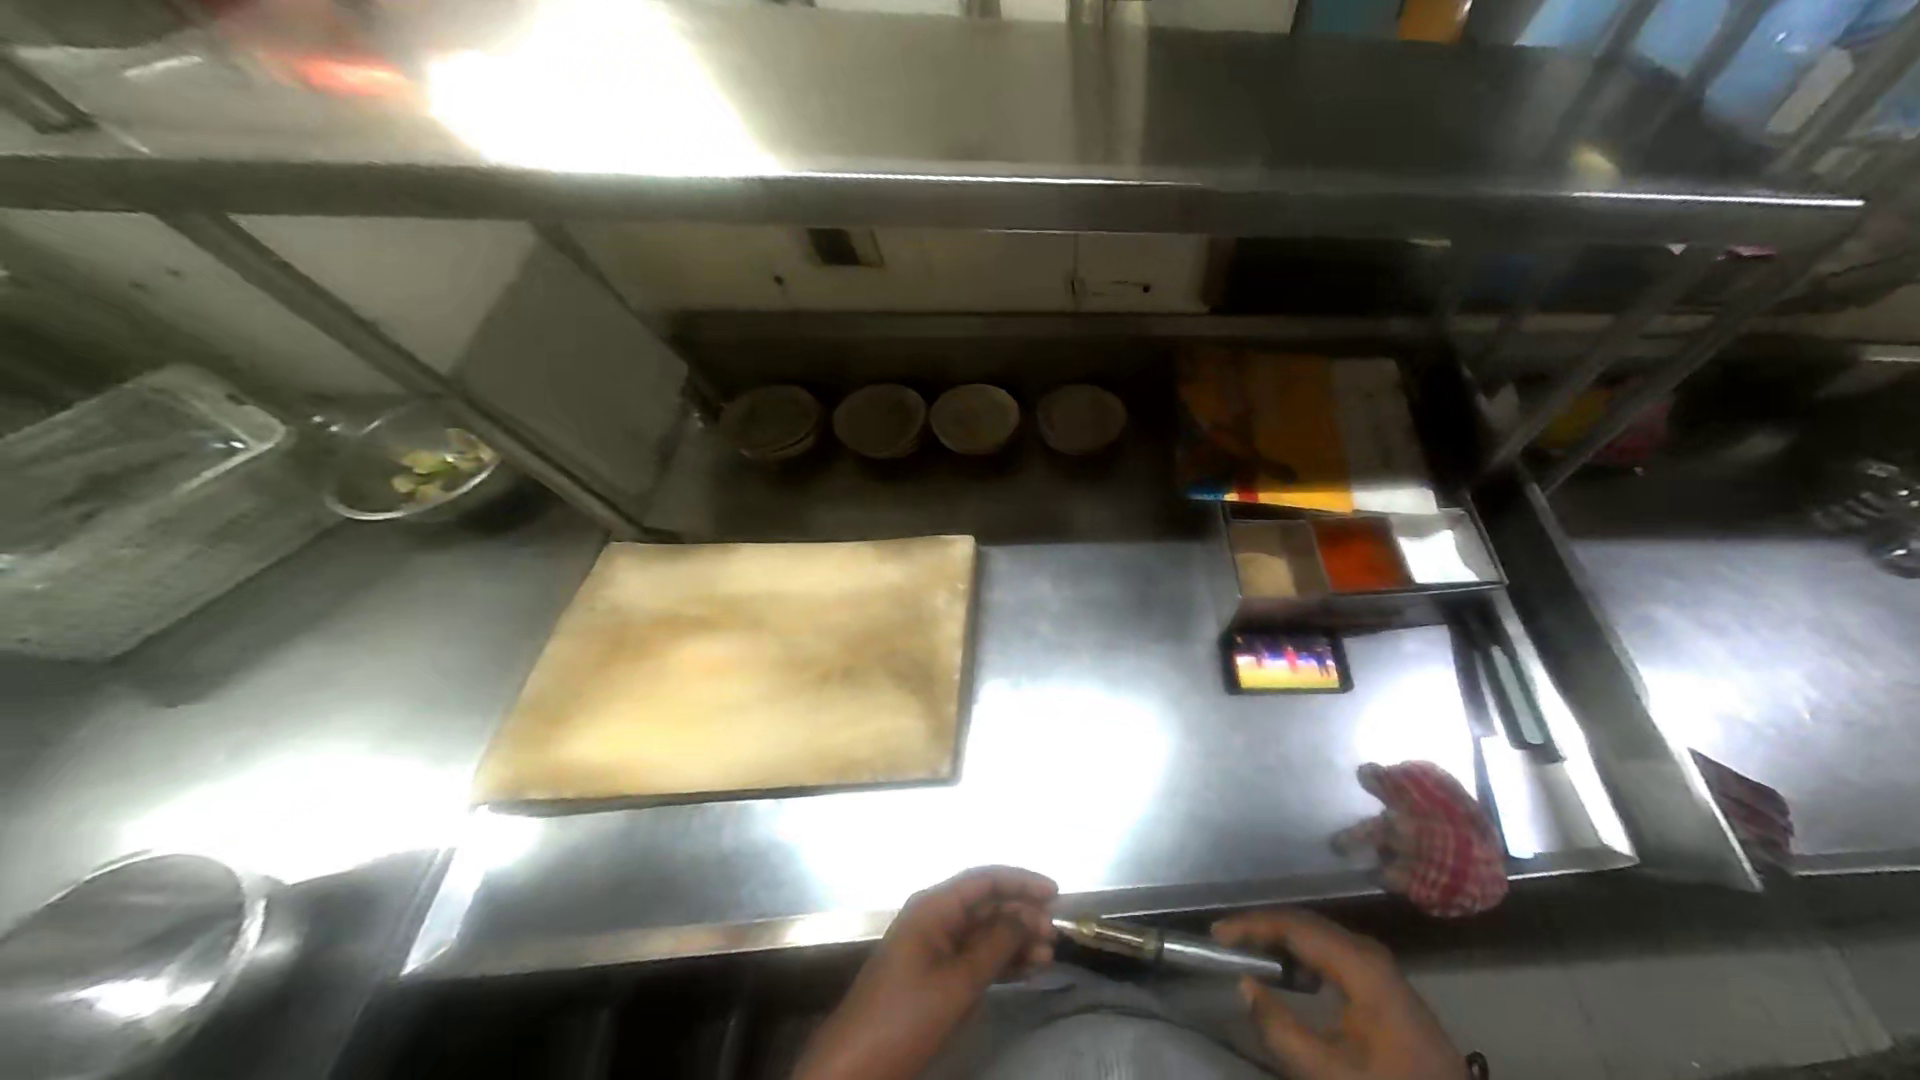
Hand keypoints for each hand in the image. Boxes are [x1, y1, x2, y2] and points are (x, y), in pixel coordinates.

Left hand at [794, 866, 1057, 1079]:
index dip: (1020, 882)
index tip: (1055, 894)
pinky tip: (1027, 971)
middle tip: (1054, 935)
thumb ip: (995, 945)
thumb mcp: (958, 982)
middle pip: (985, 905)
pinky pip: (974, 957)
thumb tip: (1027, 915)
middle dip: (1021, 915)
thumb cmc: (906, 1015)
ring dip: (1015, 941)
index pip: (983, 880)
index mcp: (933, 907)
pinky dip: (1000, 962)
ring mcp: (934, 947)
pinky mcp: (934, 975)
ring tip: (1047, 956)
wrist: (856, 1064)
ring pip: (983, 932)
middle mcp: (934, 918)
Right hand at [1213, 909, 1460, 1079]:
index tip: (1216, 935)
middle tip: (1224, 939)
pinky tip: (1284, 968)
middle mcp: (1368, 952)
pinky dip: (1298, 951)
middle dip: (1260, 926)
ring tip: (1245, 948)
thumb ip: (1280, 1028)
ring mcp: (1378, 965)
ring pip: (1316, 933)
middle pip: (1304, 922)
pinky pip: (1329, 950)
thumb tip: (1246, 986)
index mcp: (1359, 964)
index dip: (1250, 926)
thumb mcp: (1329, 1072)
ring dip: (1278, 937)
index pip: (1293, 926)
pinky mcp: (1381, 982)